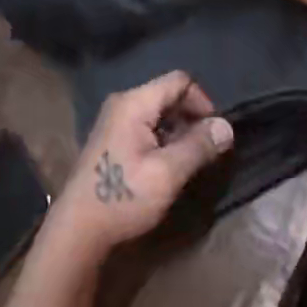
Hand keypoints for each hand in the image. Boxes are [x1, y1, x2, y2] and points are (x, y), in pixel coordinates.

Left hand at [51, 70, 233, 256]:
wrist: (79, 226)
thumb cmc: (124, 197)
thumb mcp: (168, 173)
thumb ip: (198, 146)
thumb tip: (226, 126)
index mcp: (134, 102)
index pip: (178, 81)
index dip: (203, 102)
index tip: (215, 134)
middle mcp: (123, 103)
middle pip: (168, 95)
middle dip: (192, 118)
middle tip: (207, 152)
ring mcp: (115, 120)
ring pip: (159, 113)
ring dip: (179, 131)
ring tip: (191, 162)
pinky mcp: (114, 138)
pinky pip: (147, 126)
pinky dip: (164, 139)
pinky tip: (170, 166)